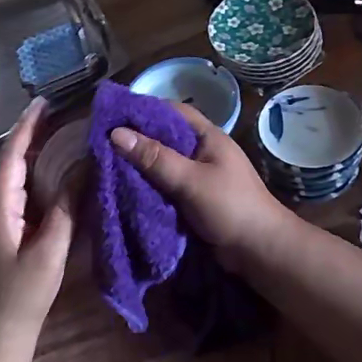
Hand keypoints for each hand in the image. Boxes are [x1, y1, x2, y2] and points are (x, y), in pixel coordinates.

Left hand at [0, 98, 75, 331]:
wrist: (1, 330)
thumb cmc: (23, 292)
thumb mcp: (50, 249)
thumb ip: (66, 208)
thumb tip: (83, 168)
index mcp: (0, 207)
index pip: (11, 157)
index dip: (26, 128)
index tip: (44, 102)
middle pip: (11, 161)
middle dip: (31, 134)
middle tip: (57, 111)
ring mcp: (0, 219)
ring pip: (17, 177)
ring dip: (35, 153)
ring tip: (60, 132)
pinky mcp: (9, 230)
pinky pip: (23, 193)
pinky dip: (39, 176)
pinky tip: (58, 172)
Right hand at [108, 103, 296, 271]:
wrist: (259, 250)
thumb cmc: (230, 207)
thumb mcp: (190, 180)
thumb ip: (154, 158)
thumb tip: (116, 133)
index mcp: (208, 137)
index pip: (171, 111)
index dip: (142, 110)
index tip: (111, 115)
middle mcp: (202, 151)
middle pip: (164, 136)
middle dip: (136, 139)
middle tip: (101, 142)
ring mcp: (199, 175)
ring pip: (163, 162)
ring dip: (140, 164)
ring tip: (106, 163)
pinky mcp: (194, 197)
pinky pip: (165, 183)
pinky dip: (148, 184)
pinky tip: (125, 187)